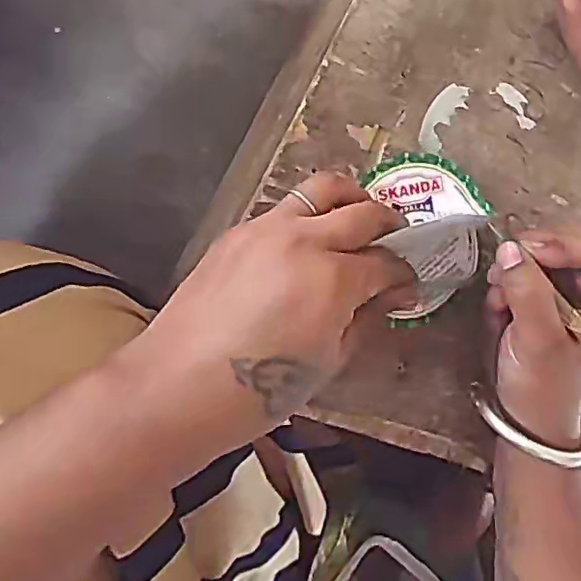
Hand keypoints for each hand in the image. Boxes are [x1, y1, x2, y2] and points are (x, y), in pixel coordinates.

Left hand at [137, 172, 414, 452]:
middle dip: (389, 224)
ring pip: (324, 188)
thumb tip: (395, 294)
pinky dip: (308, 217)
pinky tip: (304, 247)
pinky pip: (285, 209)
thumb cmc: (258, 392)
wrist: (173, 388)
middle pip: (364, 211)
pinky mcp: (239, 231)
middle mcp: (304, 239)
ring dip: (350, 200)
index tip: (408, 283)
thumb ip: (367, 318)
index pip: (385, 261)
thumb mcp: (328, 361)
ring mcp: (267, 228)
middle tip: (394, 242)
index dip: (404, 272)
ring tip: (356, 220)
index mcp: (332, 277)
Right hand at [483, 227, 580, 443]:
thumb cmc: (542, 388)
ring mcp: (556, 293)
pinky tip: (498, 307)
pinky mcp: (531, 298)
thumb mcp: (538, 340)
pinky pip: (516, 271)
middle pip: (562, 244)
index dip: (562, 243)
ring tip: (500, 296)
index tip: (529, 252)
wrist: (523, 422)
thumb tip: (510, 249)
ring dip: (512, 269)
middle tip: (505, 269)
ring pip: (535, 255)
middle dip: (530, 254)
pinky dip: (503, 281)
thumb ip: (527, 292)